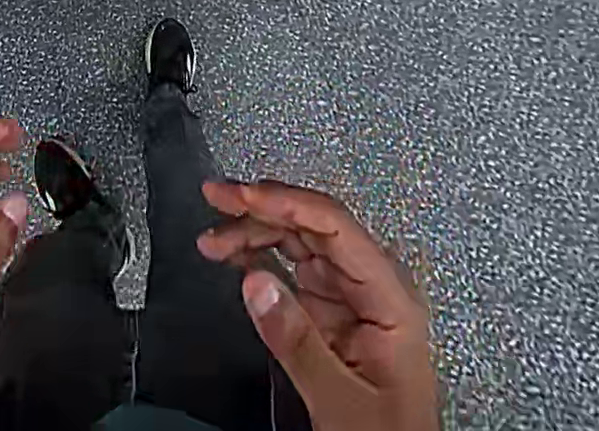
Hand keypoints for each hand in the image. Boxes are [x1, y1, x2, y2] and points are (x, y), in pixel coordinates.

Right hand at [198, 180, 437, 430]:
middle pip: (311, 225)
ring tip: (211, 237)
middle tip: (216, 197)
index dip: (286, 202)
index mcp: (387, 293)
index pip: (334, 225)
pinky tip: (231, 253)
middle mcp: (367, 282)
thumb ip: (298, 342)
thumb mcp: (342, 402)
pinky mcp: (326, 309)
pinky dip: (257, 255)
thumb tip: (254, 281)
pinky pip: (290, 268)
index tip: (242, 196)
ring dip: (253, 230)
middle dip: (261, 207)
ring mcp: (346, 294)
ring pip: (296, 240)